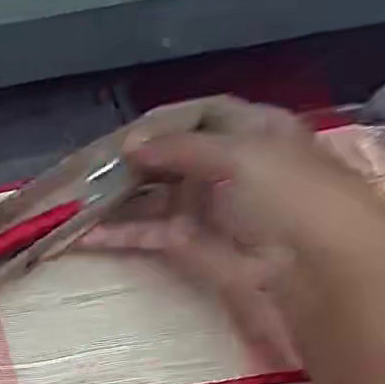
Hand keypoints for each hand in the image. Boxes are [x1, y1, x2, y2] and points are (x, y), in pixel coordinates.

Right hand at [82, 97, 384, 354]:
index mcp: (252, 131)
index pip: (201, 115)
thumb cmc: (286, 196)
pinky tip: (86, 236)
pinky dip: (117, 234)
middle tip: (86, 174)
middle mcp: (226, 166)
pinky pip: (145, 234)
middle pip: (169, 157)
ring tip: (75, 206)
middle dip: (129, 163)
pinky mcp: (186, 245)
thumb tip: (129, 147)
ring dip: (115, 200)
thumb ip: (179, 148)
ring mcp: (204, 208)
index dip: (163, 121)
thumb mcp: (239, 156)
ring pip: (150, 197)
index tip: (121, 139)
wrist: (309, 268)